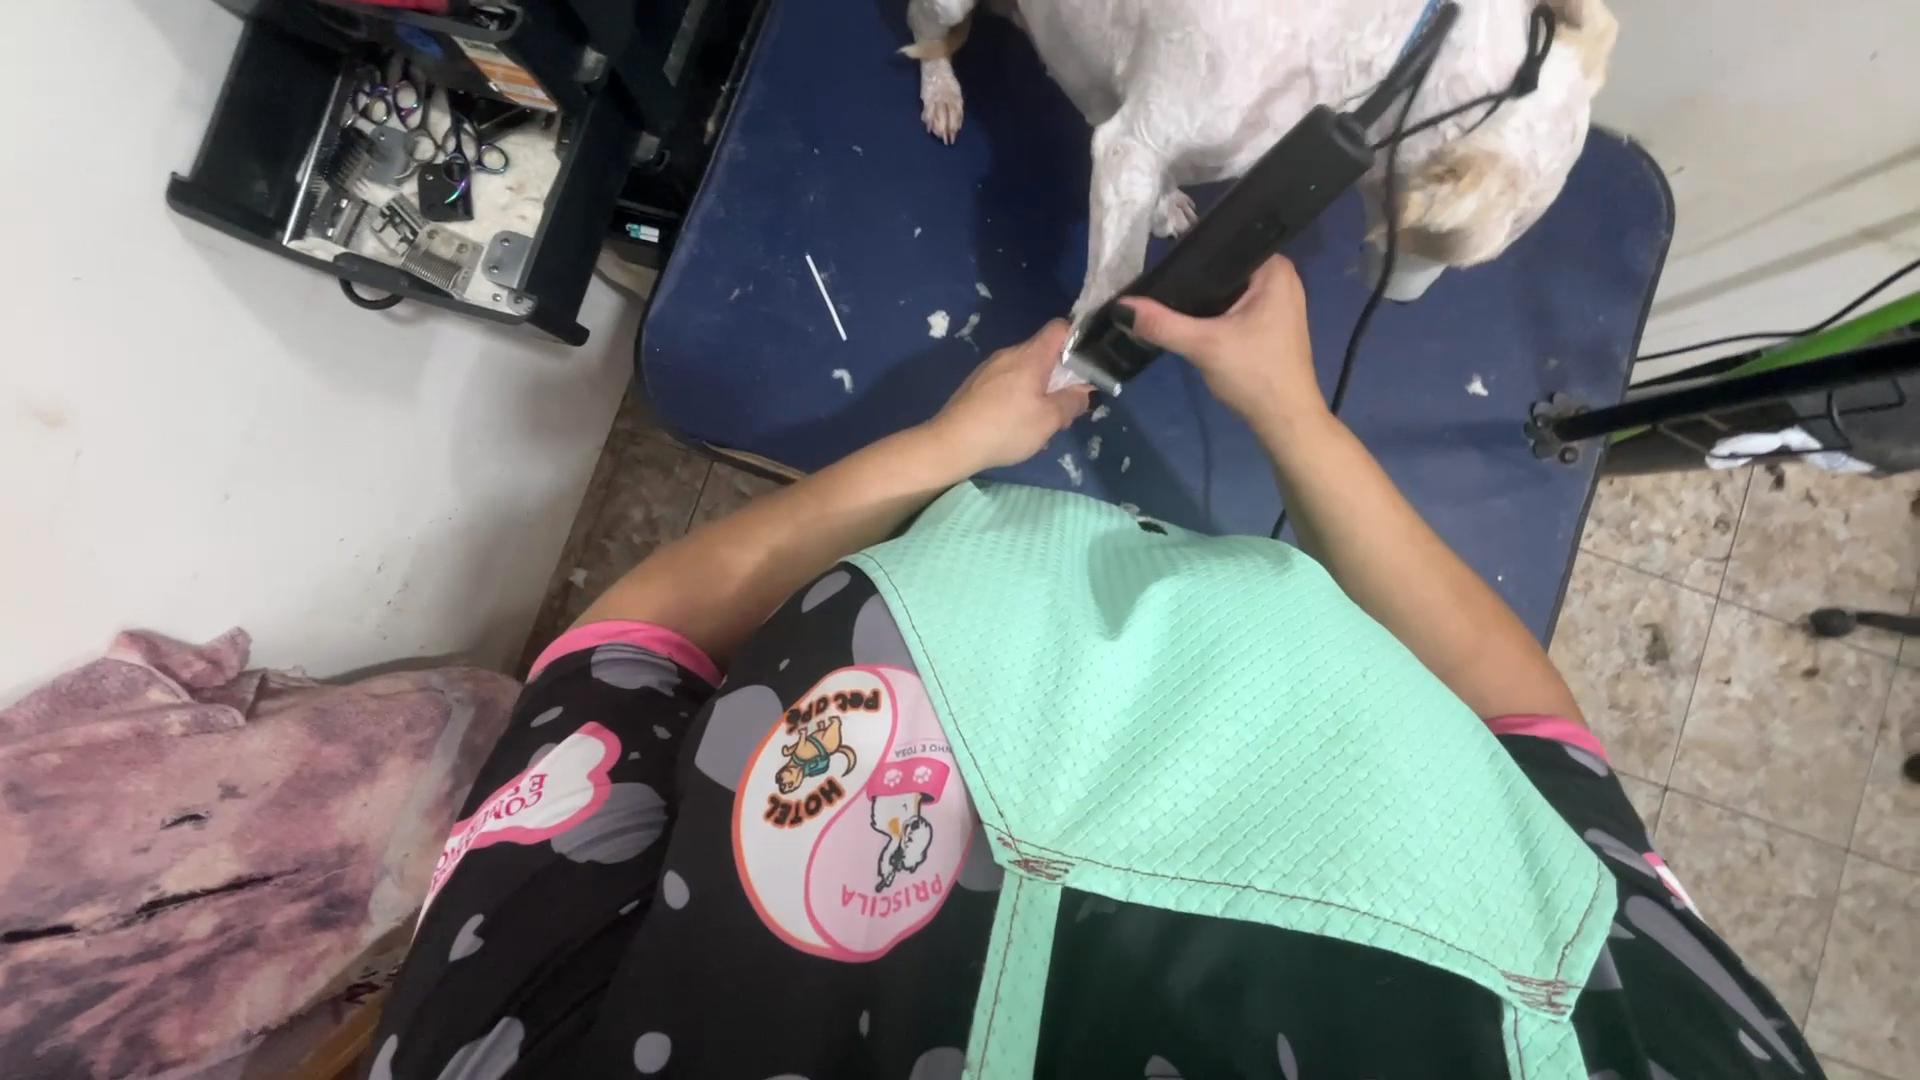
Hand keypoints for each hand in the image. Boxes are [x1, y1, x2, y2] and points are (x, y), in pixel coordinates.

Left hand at [926, 320, 1093, 471]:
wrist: (951, 443)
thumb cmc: (1006, 428)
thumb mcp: (1049, 420)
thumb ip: (1072, 402)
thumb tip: (1086, 391)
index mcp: (1030, 356)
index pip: (1059, 328)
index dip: (1078, 340)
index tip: (1087, 365)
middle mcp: (1009, 354)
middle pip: (1043, 354)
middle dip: (1059, 377)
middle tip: (1064, 407)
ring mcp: (988, 369)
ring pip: (1024, 372)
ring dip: (1038, 393)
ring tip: (1040, 424)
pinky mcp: (975, 385)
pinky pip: (1006, 384)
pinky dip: (1017, 399)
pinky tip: (1015, 426)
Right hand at [1118, 256, 1324, 427]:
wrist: (1284, 419)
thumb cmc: (1254, 375)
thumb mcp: (1203, 346)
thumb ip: (1161, 324)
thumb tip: (1120, 308)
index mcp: (1274, 269)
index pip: (1226, 244)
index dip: (1191, 250)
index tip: (1157, 259)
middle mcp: (1279, 278)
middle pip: (1223, 269)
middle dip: (1191, 278)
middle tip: (1154, 283)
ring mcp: (1275, 303)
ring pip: (1226, 290)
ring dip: (1199, 298)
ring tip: (1163, 299)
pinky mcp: (1267, 325)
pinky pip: (1232, 308)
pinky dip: (1211, 313)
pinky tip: (1187, 320)